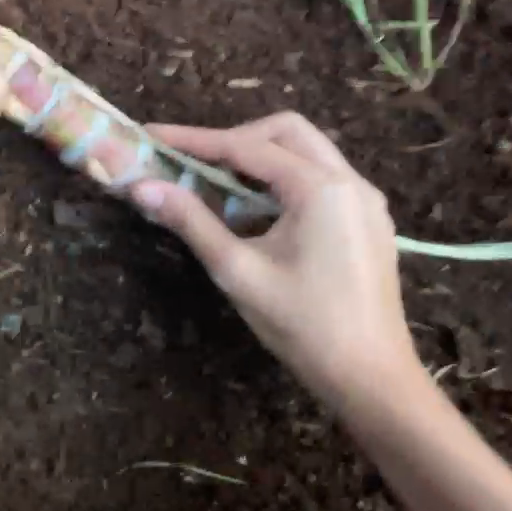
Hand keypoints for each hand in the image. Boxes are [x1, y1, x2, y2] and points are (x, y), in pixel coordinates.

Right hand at [125, 113, 420, 404]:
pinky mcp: (364, 222)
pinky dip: (278, 178)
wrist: (371, 378)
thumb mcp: (236, 270)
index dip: (193, 140)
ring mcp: (363, 202)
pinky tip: (251, 209)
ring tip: (213, 182)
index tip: (150, 136)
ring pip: (304, 152)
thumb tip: (140, 187)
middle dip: (232, 138)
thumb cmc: (302, 324)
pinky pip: (317, 178)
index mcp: (322, 190)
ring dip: (256, 157)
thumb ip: (190, 220)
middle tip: (189, 161)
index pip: (246, 147)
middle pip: (286, 131)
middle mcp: (350, 184)